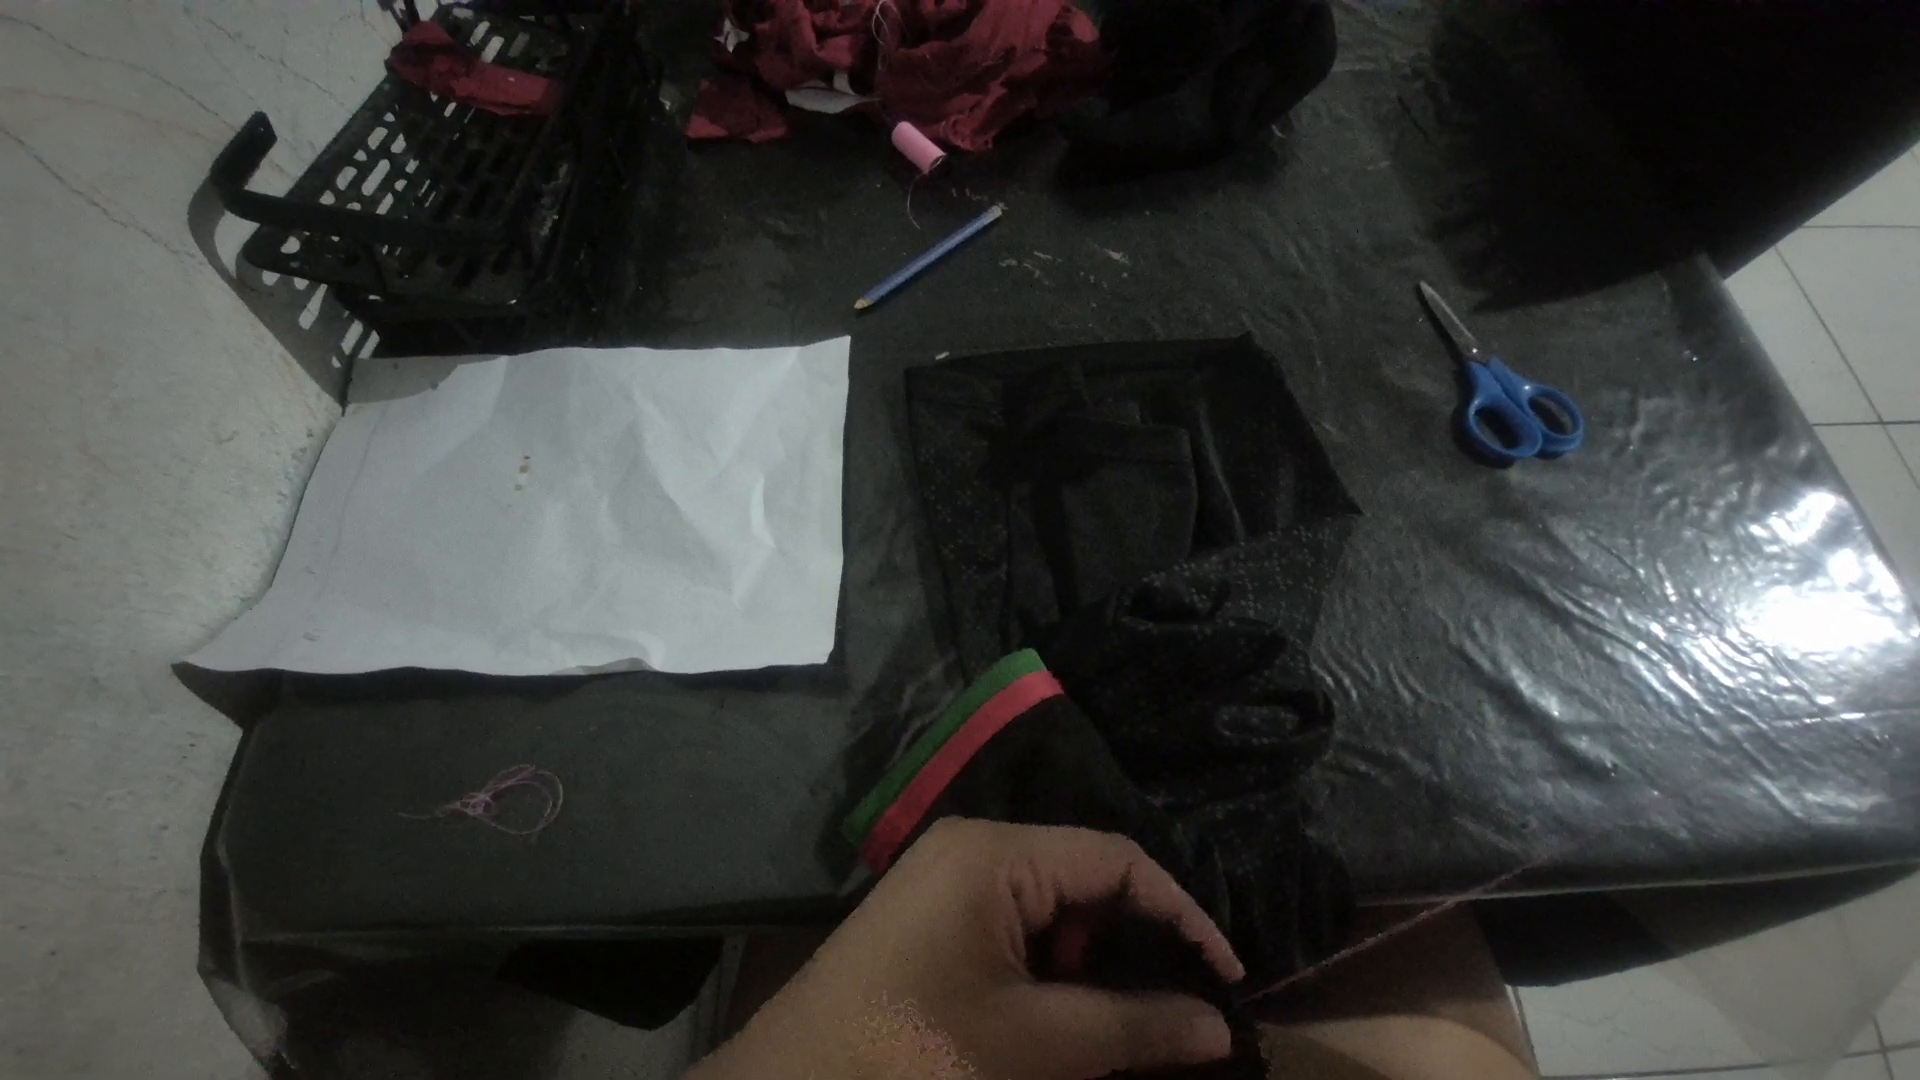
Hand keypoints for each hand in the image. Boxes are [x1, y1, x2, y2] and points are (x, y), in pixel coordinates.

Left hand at [689, 819, 1244, 1079]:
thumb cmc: (913, 1057)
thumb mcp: (1033, 1045)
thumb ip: (1130, 1027)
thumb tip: (1216, 1024)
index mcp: (995, 852)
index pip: (1113, 858)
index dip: (1178, 911)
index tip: (1226, 978)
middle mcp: (972, 848)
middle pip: (1082, 878)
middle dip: (1137, 941)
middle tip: (1182, 1009)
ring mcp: (948, 880)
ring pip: (1050, 906)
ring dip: (1095, 962)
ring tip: (1134, 1023)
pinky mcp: (934, 917)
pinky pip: (1014, 926)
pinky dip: (1052, 969)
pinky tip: (1071, 1020)